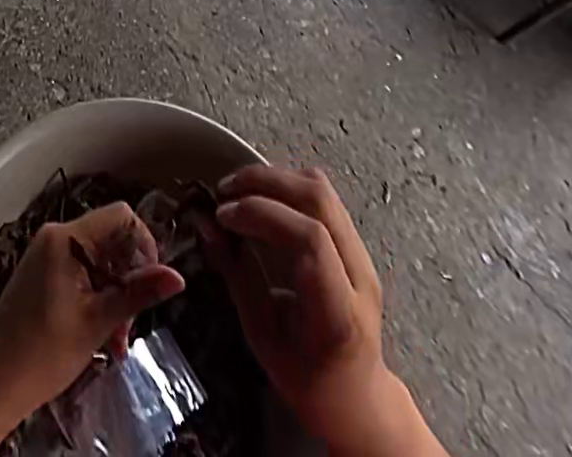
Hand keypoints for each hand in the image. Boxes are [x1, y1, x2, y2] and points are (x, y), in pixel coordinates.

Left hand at [0, 202, 185, 416]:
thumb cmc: (41, 354)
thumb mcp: (98, 322)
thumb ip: (139, 293)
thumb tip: (178, 277)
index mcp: (66, 239)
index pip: (122, 217)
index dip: (144, 243)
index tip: (151, 280)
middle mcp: (55, 237)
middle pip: (112, 238)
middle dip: (130, 276)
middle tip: (133, 318)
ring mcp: (47, 255)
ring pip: (101, 259)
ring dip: (116, 292)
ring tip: (118, 337)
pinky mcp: (43, 273)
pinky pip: (83, 271)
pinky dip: (98, 295)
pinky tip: (103, 331)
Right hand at [202, 167, 446, 456]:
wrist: (355, 394)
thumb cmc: (306, 378)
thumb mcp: (262, 338)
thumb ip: (239, 278)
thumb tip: (208, 228)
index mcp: (337, 310)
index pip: (310, 240)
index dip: (264, 215)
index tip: (224, 215)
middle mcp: (359, 273)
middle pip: (320, 200)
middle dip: (267, 183)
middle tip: (224, 189)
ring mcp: (363, 253)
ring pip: (324, 190)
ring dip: (276, 177)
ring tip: (237, 187)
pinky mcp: (356, 241)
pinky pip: (324, 197)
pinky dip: (287, 185)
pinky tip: (260, 195)